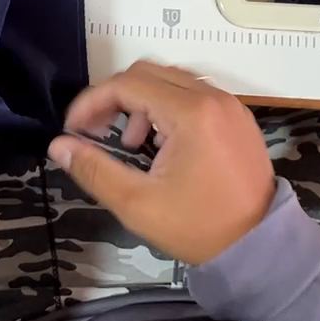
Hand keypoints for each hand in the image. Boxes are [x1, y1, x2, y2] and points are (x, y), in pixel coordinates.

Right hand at [47, 61, 274, 263]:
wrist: (260, 247)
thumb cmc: (198, 227)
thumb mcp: (138, 203)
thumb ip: (95, 169)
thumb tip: (59, 146)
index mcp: (190, 112)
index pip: (127, 84)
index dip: (92, 102)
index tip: (72, 129)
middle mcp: (212, 97)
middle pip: (147, 73)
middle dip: (114, 98)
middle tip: (96, 131)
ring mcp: (228, 104)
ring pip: (170, 80)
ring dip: (140, 101)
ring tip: (131, 143)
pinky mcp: (236, 116)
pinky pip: (192, 93)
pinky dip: (167, 107)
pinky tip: (160, 143)